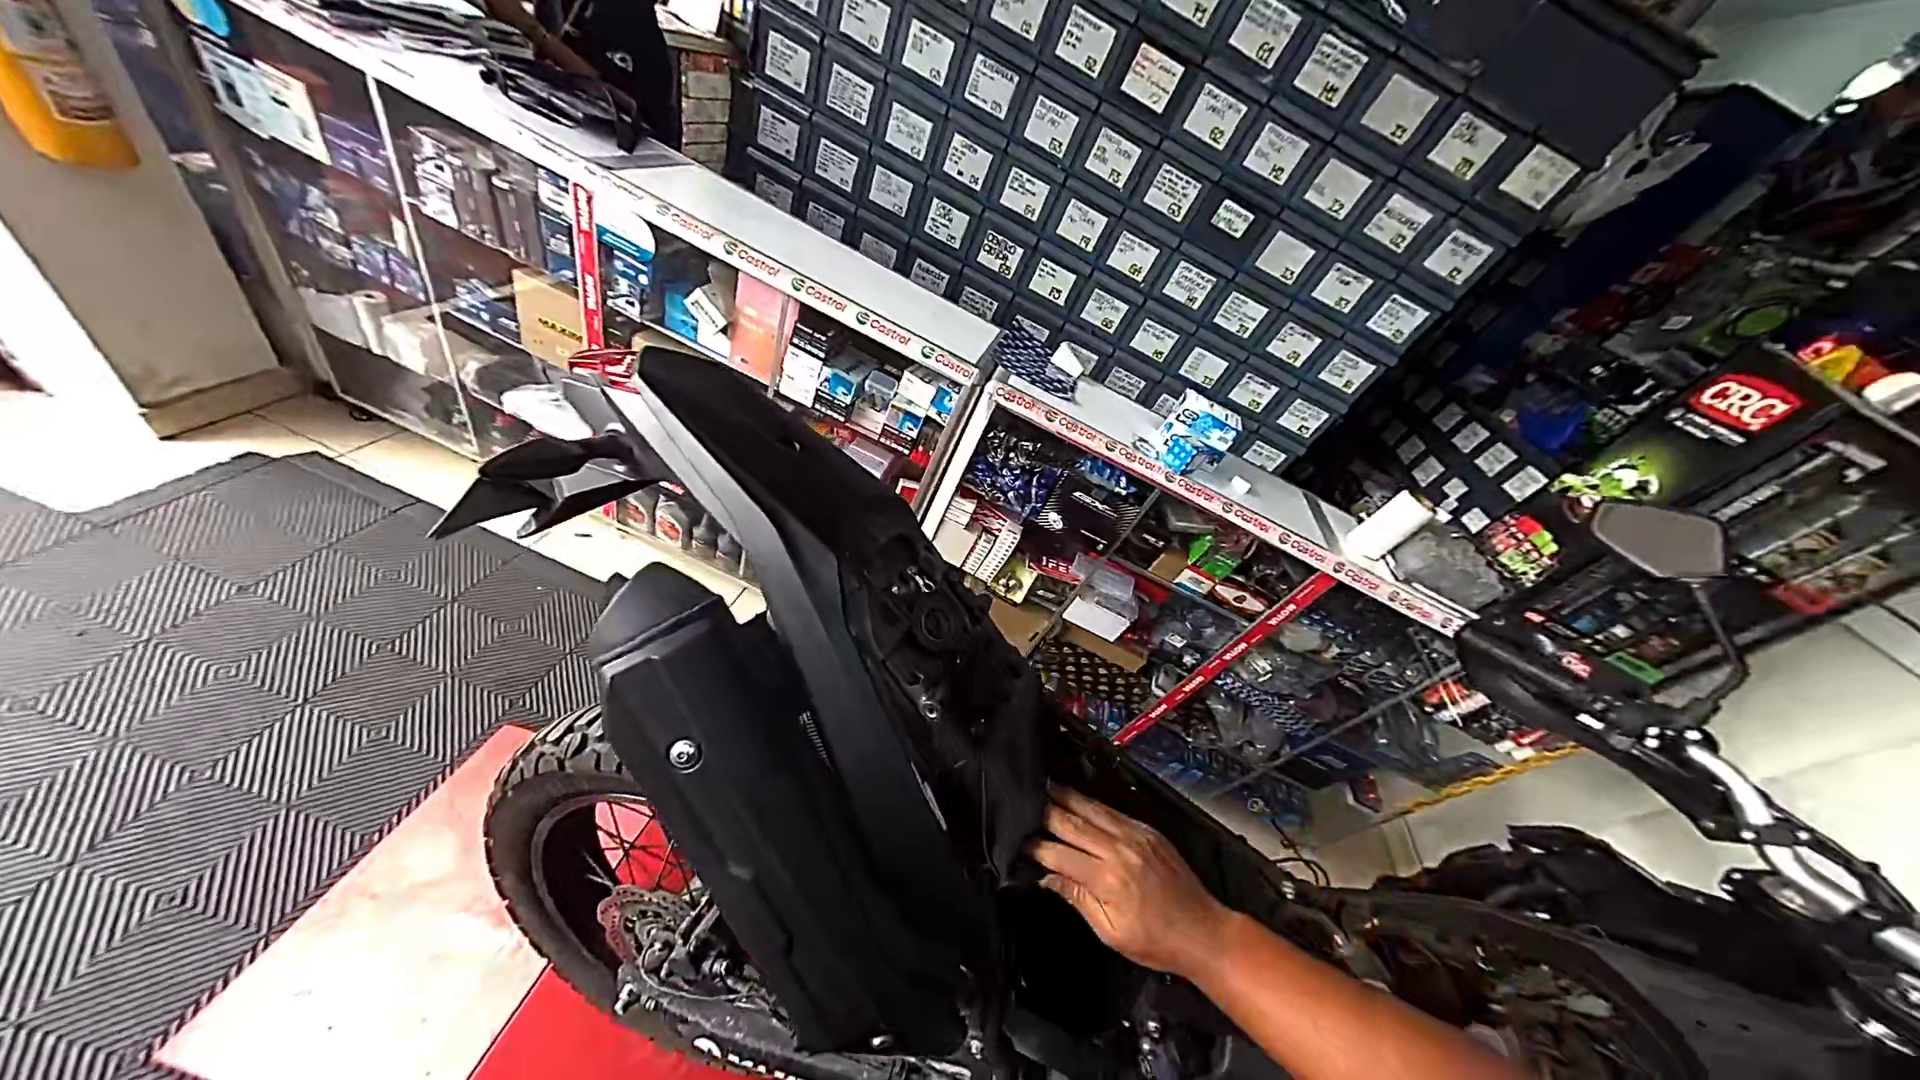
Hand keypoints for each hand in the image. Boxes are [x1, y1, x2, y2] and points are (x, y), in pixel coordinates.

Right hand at [1028, 788, 1236, 979]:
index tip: (1019, 842)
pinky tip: (1077, 798)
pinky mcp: (1146, 830)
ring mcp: (1135, 835)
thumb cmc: (1158, 942)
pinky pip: (1111, 810)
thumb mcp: (1110, 932)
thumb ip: (1076, 898)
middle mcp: (1120, 850)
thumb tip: (1045, 877)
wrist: (1204, 932)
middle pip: (1072, 823)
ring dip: (1065, 797)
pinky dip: (1090, 802)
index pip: (1059, 855)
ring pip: (1091, 808)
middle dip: (1044, 812)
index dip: (1036, 847)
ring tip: (1044, 787)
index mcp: (1108, 879)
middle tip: (1023, 803)